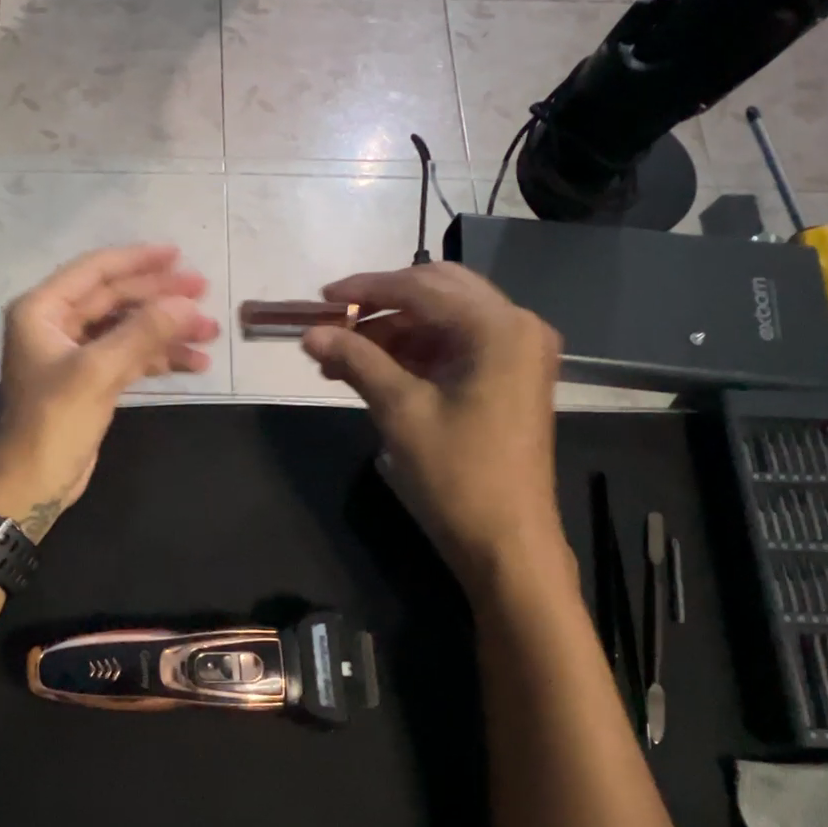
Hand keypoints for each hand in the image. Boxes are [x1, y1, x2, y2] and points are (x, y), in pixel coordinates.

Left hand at [0, 244, 219, 540]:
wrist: (31, 484)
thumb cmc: (52, 424)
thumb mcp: (97, 373)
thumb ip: (142, 333)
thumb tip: (187, 304)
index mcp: (42, 311)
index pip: (95, 271)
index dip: (138, 261)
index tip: (179, 255)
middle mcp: (55, 325)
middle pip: (115, 298)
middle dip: (160, 298)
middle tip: (204, 294)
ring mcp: (73, 356)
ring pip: (126, 330)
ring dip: (166, 331)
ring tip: (210, 332)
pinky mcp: (89, 383)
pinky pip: (128, 358)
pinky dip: (158, 359)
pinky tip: (194, 363)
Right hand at [301, 263, 562, 585]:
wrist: (506, 539)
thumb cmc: (456, 474)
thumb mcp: (400, 412)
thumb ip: (357, 362)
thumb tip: (311, 334)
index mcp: (499, 327)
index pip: (423, 287)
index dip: (367, 288)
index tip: (321, 299)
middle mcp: (516, 327)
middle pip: (439, 293)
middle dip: (381, 306)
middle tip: (333, 324)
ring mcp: (516, 353)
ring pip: (444, 322)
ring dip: (394, 333)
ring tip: (340, 358)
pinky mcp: (508, 379)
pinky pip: (455, 349)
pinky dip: (414, 355)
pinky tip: (373, 372)